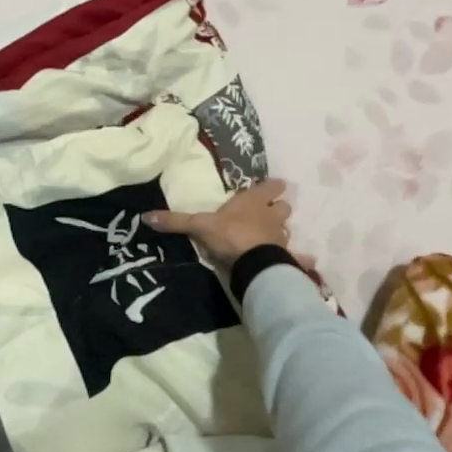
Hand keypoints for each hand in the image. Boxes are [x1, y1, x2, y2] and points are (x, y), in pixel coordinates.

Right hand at [144, 178, 307, 268]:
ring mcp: (281, 238)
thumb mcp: (199, 226)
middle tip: (270, 212)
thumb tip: (146, 215)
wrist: (253, 264)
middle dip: (278, 208)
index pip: (270, 187)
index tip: (276, 186)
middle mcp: (270, 216)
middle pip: (283, 207)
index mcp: (252, 202)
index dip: (273, 186)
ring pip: (287, 230)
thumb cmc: (229, 235)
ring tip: (274, 237)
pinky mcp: (287, 258)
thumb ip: (176, 220)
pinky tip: (305, 265)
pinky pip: (298, 259)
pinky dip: (301, 261)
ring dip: (282, 231)